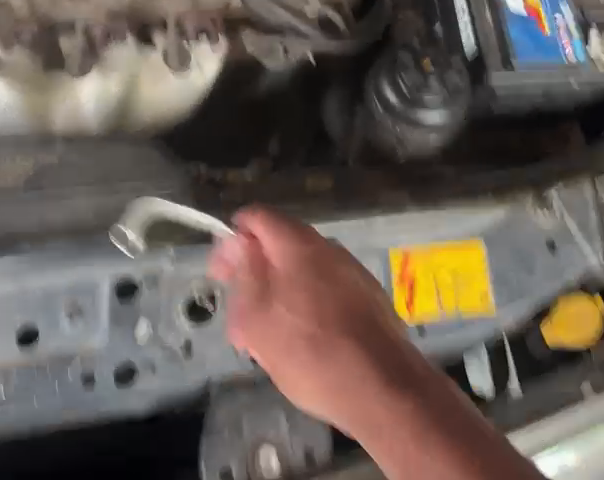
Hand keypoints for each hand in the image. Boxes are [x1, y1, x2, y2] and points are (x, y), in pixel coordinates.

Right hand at [208, 206, 435, 437]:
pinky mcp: (367, 295)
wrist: (382, 385)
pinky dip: (307, 303)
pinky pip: (326, 288)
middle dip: (255, 272)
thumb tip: (237, 243)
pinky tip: (303, 340)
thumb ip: (244, 274)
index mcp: (298, 244)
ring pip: (303, 270)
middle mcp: (328, 247)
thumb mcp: (257, 318)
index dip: (234, 237)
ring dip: (280, 292)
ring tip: (267, 336)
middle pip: (282, 243)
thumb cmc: (310, 353)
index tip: (222, 271)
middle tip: (239, 314)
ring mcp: (351, 270)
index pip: (259, 217)